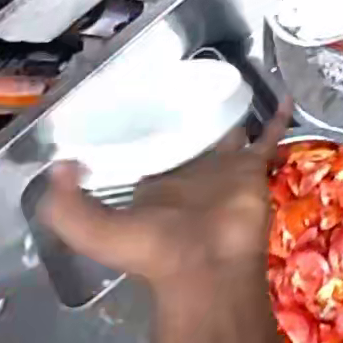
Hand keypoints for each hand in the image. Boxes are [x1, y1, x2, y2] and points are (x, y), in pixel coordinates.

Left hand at [38, 100, 290, 294]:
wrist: (208, 264)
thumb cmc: (153, 248)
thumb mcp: (94, 232)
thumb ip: (67, 206)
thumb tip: (59, 163)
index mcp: (156, 186)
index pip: (150, 150)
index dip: (146, 127)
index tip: (143, 96)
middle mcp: (191, 173)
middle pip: (192, 136)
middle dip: (192, 113)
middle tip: (192, 78)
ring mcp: (225, 168)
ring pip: (231, 130)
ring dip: (233, 109)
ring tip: (234, 78)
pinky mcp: (253, 166)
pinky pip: (270, 136)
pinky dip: (279, 117)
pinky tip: (283, 94)